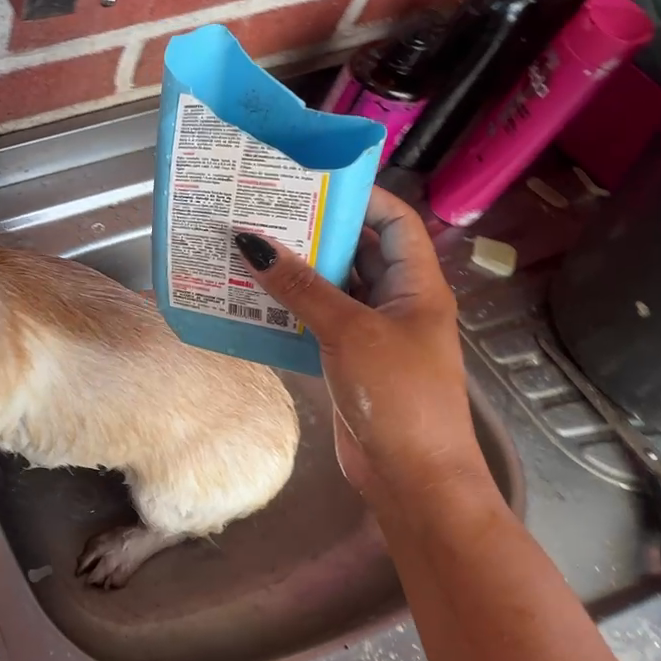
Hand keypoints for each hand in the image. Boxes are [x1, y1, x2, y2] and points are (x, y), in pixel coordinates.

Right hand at [234, 189, 485, 504]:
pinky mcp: (347, 359)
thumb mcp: (349, 331)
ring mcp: (371, 332)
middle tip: (261, 212)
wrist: (412, 477)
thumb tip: (252, 243)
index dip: (359, 196)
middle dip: (313, 232)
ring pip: (330, 287)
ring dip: (293, 272)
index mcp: (416, 285)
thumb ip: (301, 287)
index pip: (394, 221)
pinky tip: (248, 299)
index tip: (308, 183)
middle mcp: (395, 301)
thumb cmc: (396, 394)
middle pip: (356, 250)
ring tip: (244, 248)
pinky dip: (286, 308)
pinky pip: (315, 320)